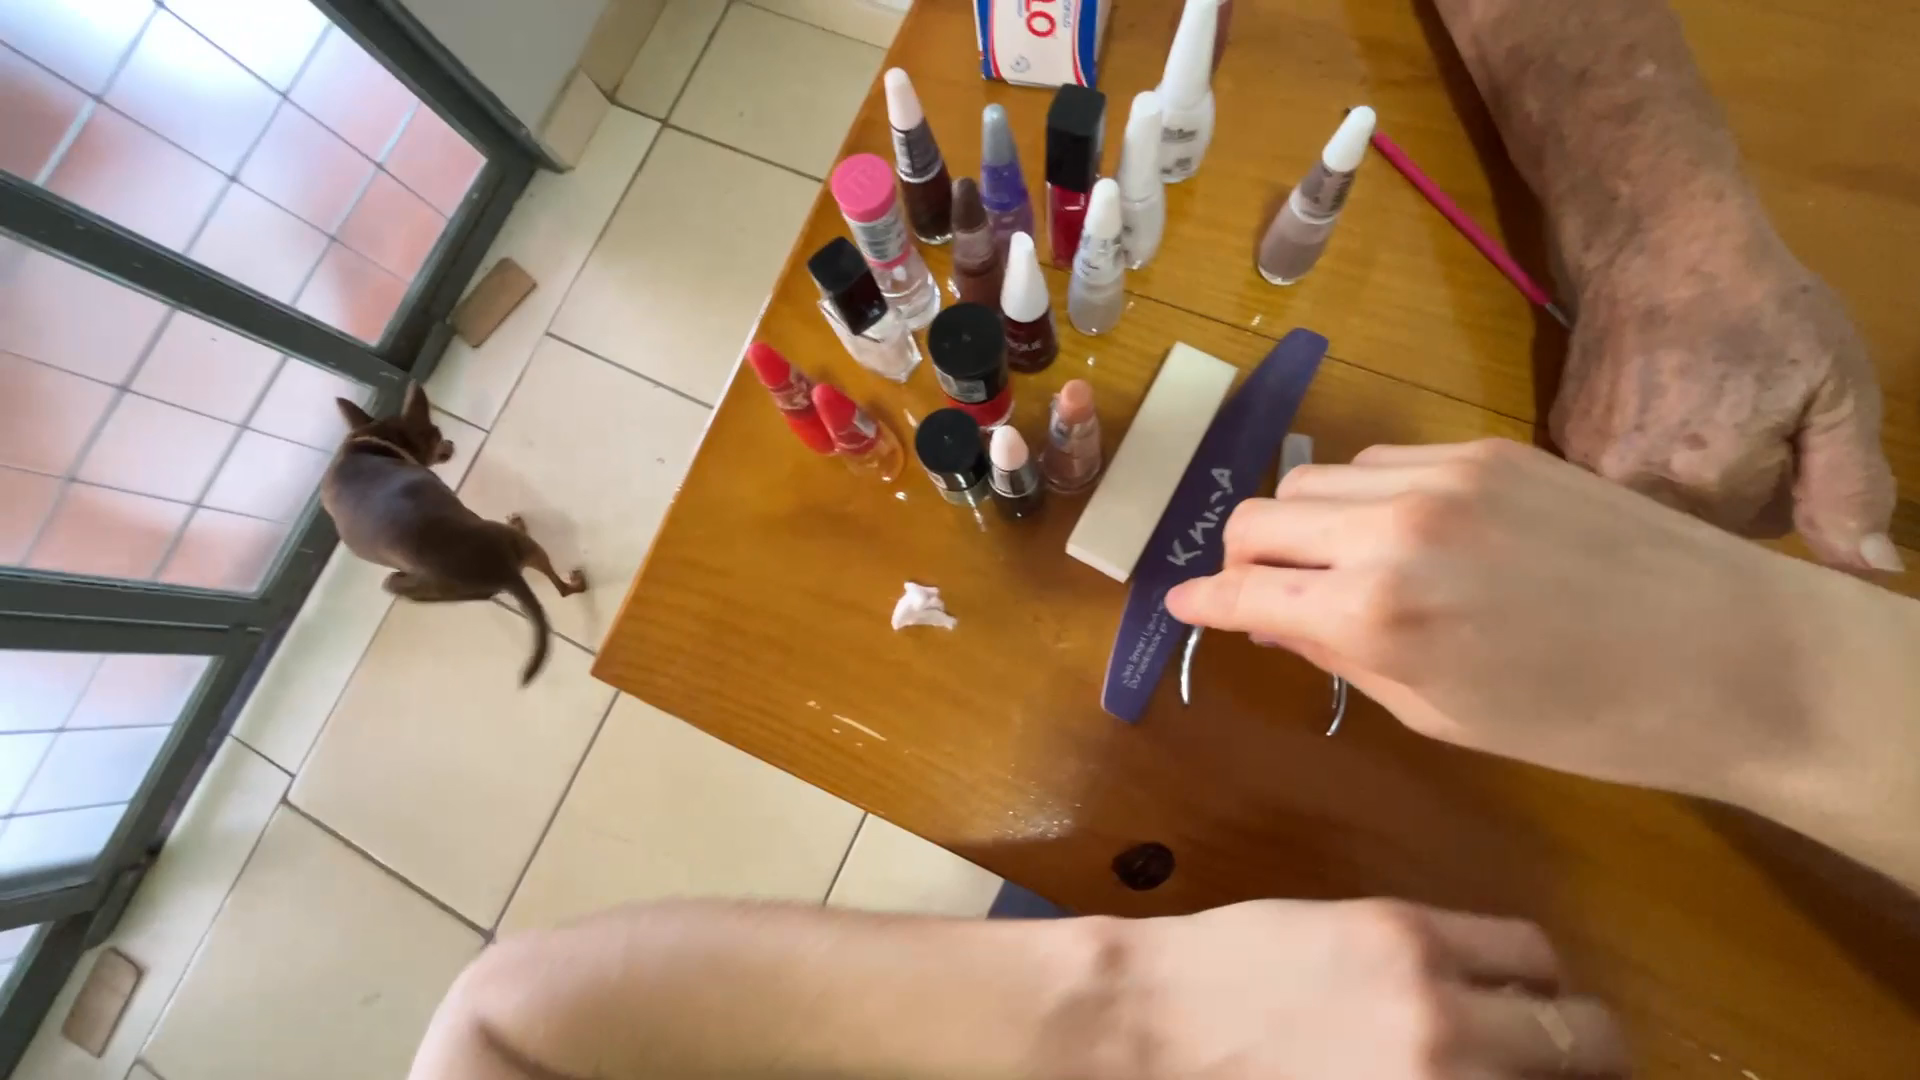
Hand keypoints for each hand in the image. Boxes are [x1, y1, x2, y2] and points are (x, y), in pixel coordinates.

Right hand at [1126, 899, 1626, 1077]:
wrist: (1165, 1020)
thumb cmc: (1233, 960)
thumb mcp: (1329, 929)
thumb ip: (1416, 954)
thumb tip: (1487, 988)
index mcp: (1407, 937)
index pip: (1534, 951)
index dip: (1534, 972)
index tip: (1521, 989)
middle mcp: (1444, 1017)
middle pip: (1588, 1042)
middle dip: (1575, 1043)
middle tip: (1542, 1050)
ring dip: (1531, 1078)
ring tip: (1479, 1066)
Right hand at [1164, 439, 1845, 801]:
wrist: (1744, 658)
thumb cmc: (1578, 719)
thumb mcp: (1433, 711)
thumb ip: (1332, 653)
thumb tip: (1264, 619)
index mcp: (1372, 614)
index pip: (1239, 592)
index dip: (1198, 601)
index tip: (1179, 603)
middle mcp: (1387, 532)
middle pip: (1254, 516)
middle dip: (1239, 557)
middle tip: (1262, 589)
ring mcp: (1435, 478)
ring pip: (1307, 480)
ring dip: (1300, 523)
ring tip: (1338, 560)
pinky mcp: (1480, 449)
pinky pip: (1374, 463)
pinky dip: (1360, 499)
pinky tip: (1403, 530)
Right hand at [1553, 217, 1899, 571]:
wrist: (1657, 262)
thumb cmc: (1762, 315)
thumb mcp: (1836, 391)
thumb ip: (1850, 485)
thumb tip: (1865, 569)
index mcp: (1706, 480)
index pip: (1756, 531)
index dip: (1781, 487)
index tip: (1782, 434)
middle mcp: (1629, 486)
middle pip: (1692, 526)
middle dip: (1721, 491)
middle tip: (1734, 421)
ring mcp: (1581, 467)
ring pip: (1644, 505)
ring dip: (1669, 478)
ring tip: (1685, 416)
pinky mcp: (1556, 445)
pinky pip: (1604, 480)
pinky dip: (1629, 460)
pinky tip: (1643, 411)